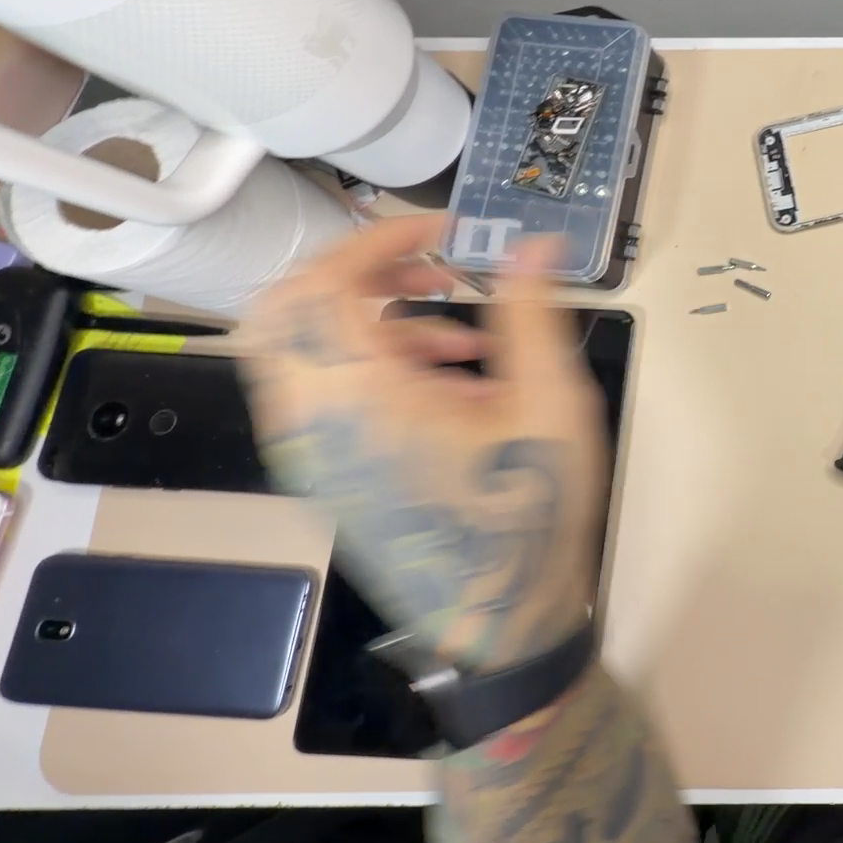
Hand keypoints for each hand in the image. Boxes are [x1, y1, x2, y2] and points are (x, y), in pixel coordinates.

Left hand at [238, 215, 607, 670]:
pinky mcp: (329, 471)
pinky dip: (375, 364)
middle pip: (290, 309)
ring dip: (376, 322)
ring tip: (466, 339)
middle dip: (363, 273)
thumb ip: (533, 315)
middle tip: (435, 272)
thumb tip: (533, 248)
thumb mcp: (552, 404)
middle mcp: (315, 422)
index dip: (379, 238)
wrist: (502, 611)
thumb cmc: (531, 512)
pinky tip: (455, 386)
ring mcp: (313, 452)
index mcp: (362, 400)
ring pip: (304, 351)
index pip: (325, 284)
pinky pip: (323, 391)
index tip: (441, 231)